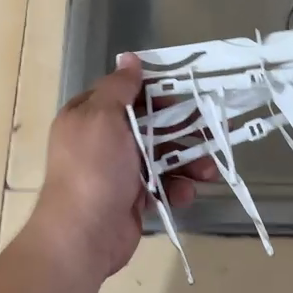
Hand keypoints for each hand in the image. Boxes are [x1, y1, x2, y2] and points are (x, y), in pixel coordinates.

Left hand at [26, 55, 210, 282]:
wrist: (83, 235)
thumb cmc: (93, 168)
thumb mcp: (104, 117)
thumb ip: (120, 87)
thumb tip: (129, 57)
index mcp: (87, 116)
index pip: (124, 93)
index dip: (153, 91)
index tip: (181, 94)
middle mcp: (100, 140)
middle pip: (147, 124)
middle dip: (179, 129)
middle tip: (208, 131)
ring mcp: (116, 171)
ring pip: (159, 156)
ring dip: (186, 161)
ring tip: (209, 170)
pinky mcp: (131, 198)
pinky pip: (160, 185)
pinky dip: (176, 187)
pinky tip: (186, 193)